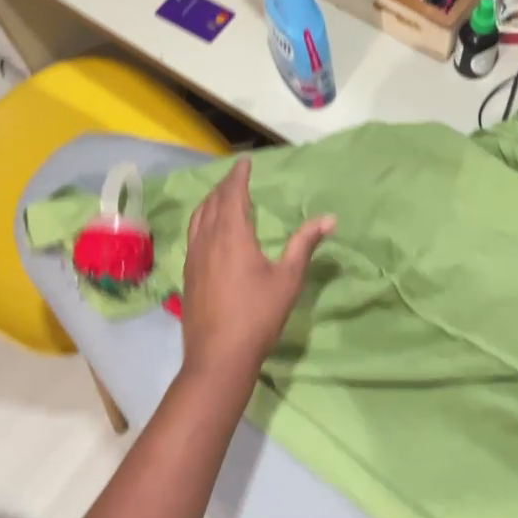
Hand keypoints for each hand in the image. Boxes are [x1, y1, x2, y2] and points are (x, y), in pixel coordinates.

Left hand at [180, 159, 333, 380]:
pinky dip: (202, 220)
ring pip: (198, 218)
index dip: (238, 175)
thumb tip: (329, 219)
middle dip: (224, 186)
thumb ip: (304, 244)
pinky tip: (211, 231)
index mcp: (231, 235)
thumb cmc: (258, 315)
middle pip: (211, 202)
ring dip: (210, 201)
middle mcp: (207, 240)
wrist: (218, 357)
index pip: (232, 194)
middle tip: (237, 177)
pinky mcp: (188, 274)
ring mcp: (193, 258)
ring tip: (222, 197)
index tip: (245, 161)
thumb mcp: (288, 278)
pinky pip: (193, 235)